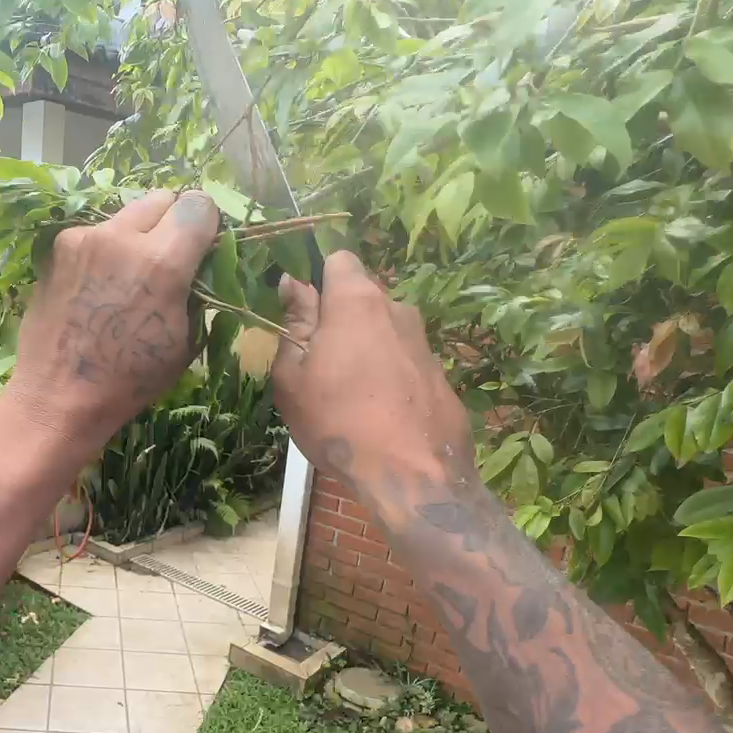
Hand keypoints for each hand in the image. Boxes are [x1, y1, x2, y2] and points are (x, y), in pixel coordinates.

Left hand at [4, 190, 219, 450]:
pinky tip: (96, 287)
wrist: (59, 397)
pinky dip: (102, 252)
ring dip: (134, 236)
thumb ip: (197, 290)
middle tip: (167, 258)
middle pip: (161, 199)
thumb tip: (201, 262)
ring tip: (127, 276)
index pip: (199, 205)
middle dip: (171, 222)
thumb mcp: (185, 342)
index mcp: (161, 263)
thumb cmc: (129, 381)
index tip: (201, 246)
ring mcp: (82, 239)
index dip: (205, 225)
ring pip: (124, 216)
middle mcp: (120, 238)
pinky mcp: (56, 250)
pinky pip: (92, 235)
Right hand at [271, 251, 476, 497]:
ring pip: (383, 329)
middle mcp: (397, 309)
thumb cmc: (336, 420)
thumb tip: (293, 285)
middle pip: (361, 296)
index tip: (299, 308)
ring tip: (345, 393)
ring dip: (363, 347)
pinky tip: (375, 411)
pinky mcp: (439, 373)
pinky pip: (402, 360)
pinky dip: (387, 374)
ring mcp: (423, 341)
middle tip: (314, 361)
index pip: (338, 258)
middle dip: (337, 317)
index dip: (317, 277)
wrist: (411, 474)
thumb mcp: (293, 376)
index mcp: (356, 302)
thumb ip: (293, 324)